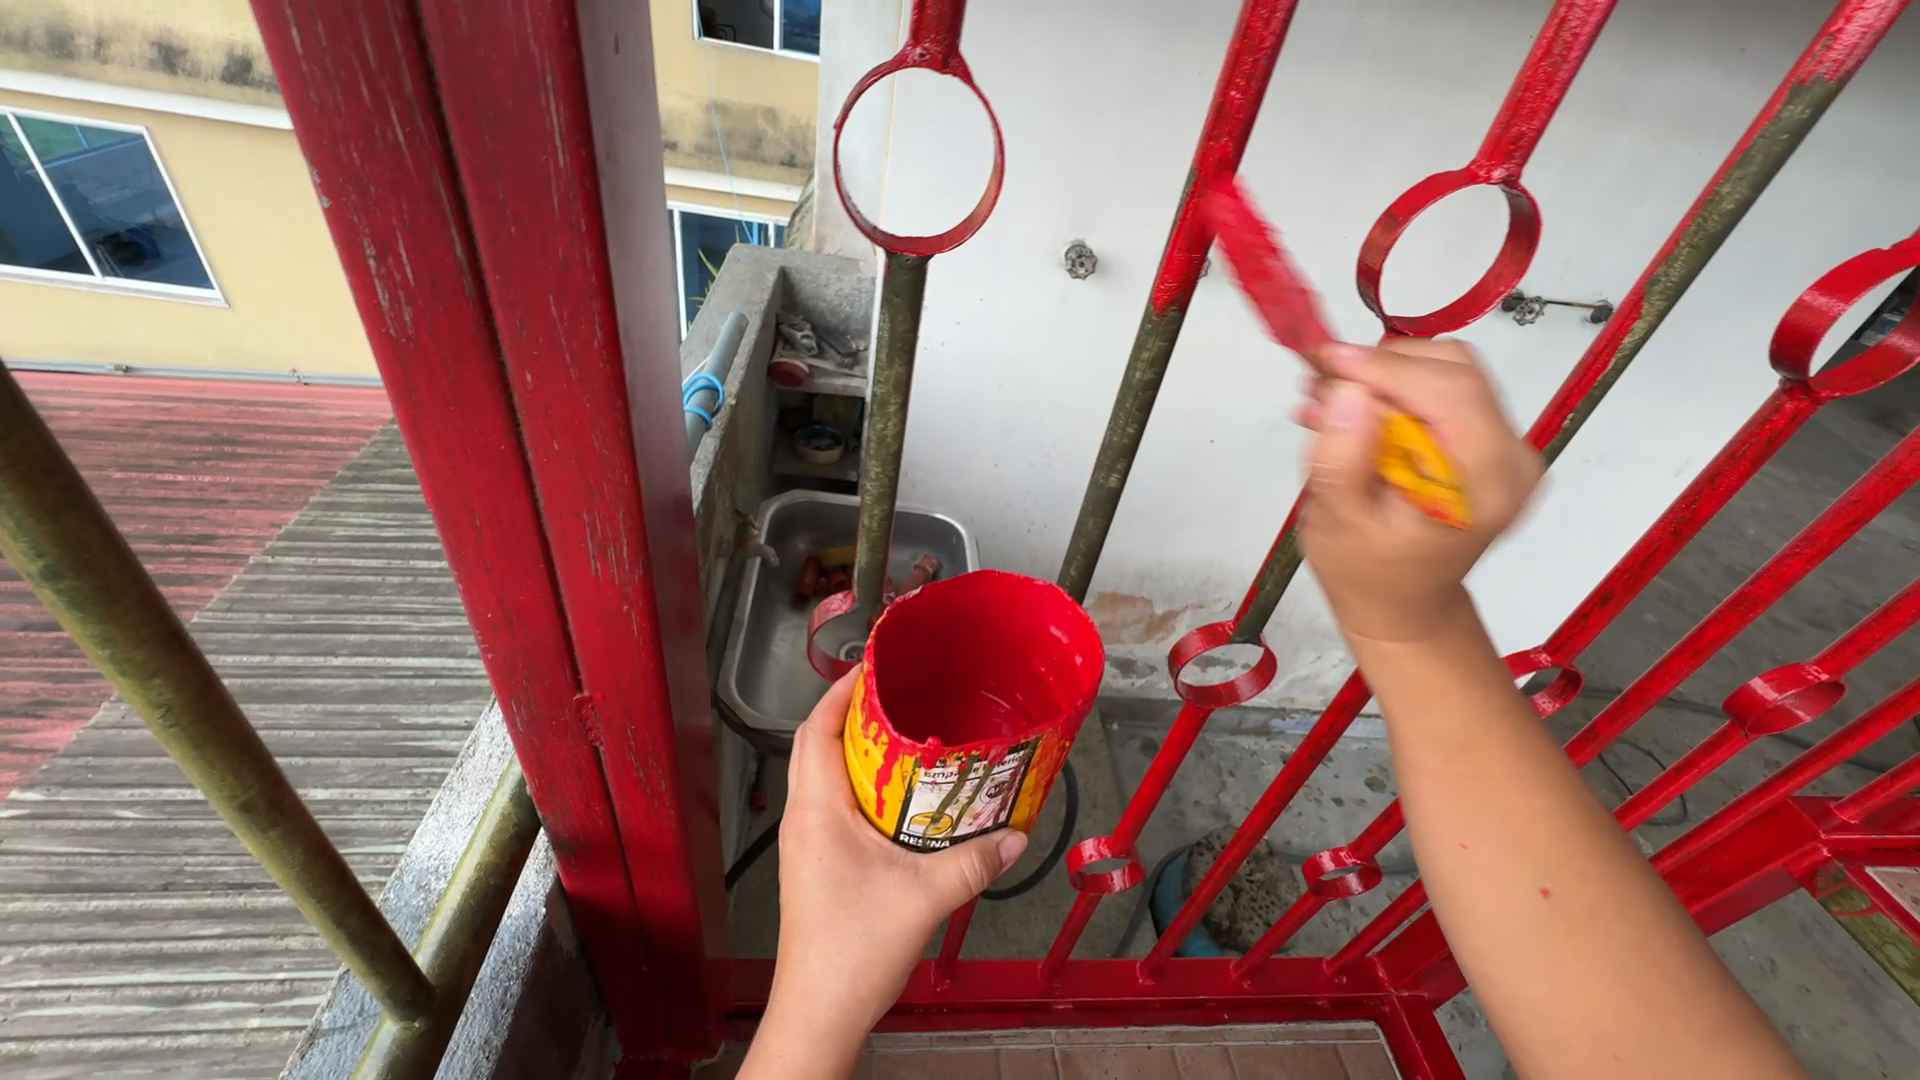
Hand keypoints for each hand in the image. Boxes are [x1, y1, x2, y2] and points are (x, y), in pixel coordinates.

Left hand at [747, 668, 1026, 1072]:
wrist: (819, 1012)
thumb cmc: (852, 951)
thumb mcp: (924, 897)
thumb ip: (973, 862)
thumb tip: (1013, 835)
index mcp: (817, 811)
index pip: (816, 730)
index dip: (839, 692)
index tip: (872, 668)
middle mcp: (803, 819)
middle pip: (814, 744)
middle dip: (848, 712)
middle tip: (894, 696)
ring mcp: (806, 842)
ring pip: (820, 773)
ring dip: (852, 746)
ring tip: (899, 733)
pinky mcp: (815, 862)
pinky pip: (831, 802)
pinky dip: (857, 782)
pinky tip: (896, 794)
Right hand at [1296, 338, 1540, 643]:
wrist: (1400, 603)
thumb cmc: (1364, 571)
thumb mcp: (1338, 522)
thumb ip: (1342, 458)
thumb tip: (1347, 391)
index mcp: (1484, 485)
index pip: (1449, 393)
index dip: (1385, 367)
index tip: (1324, 358)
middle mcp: (1513, 457)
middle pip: (1455, 372)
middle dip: (1381, 367)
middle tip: (1318, 385)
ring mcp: (1507, 447)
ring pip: (1449, 373)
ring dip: (1383, 377)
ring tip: (1327, 404)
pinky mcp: (1488, 441)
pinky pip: (1445, 393)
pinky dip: (1394, 392)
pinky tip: (1353, 414)